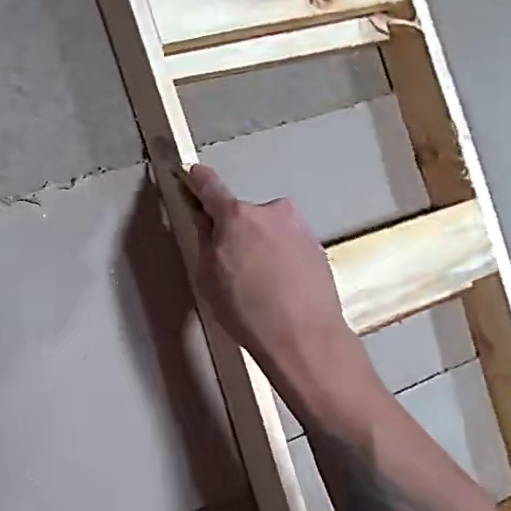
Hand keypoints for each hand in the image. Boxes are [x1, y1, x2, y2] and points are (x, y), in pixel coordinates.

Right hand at [183, 164, 362, 391]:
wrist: (303, 337)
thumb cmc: (251, 311)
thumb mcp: (207, 276)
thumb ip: (205, 240)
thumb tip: (206, 223)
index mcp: (237, 216)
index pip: (211, 187)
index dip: (198, 180)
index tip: (193, 173)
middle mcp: (272, 213)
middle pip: (241, 214)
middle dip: (232, 232)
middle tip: (225, 264)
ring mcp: (298, 228)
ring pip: (266, 230)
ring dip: (257, 246)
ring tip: (253, 284)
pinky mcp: (316, 247)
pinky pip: (286, 245)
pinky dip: (277, 259)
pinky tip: (273, 287)